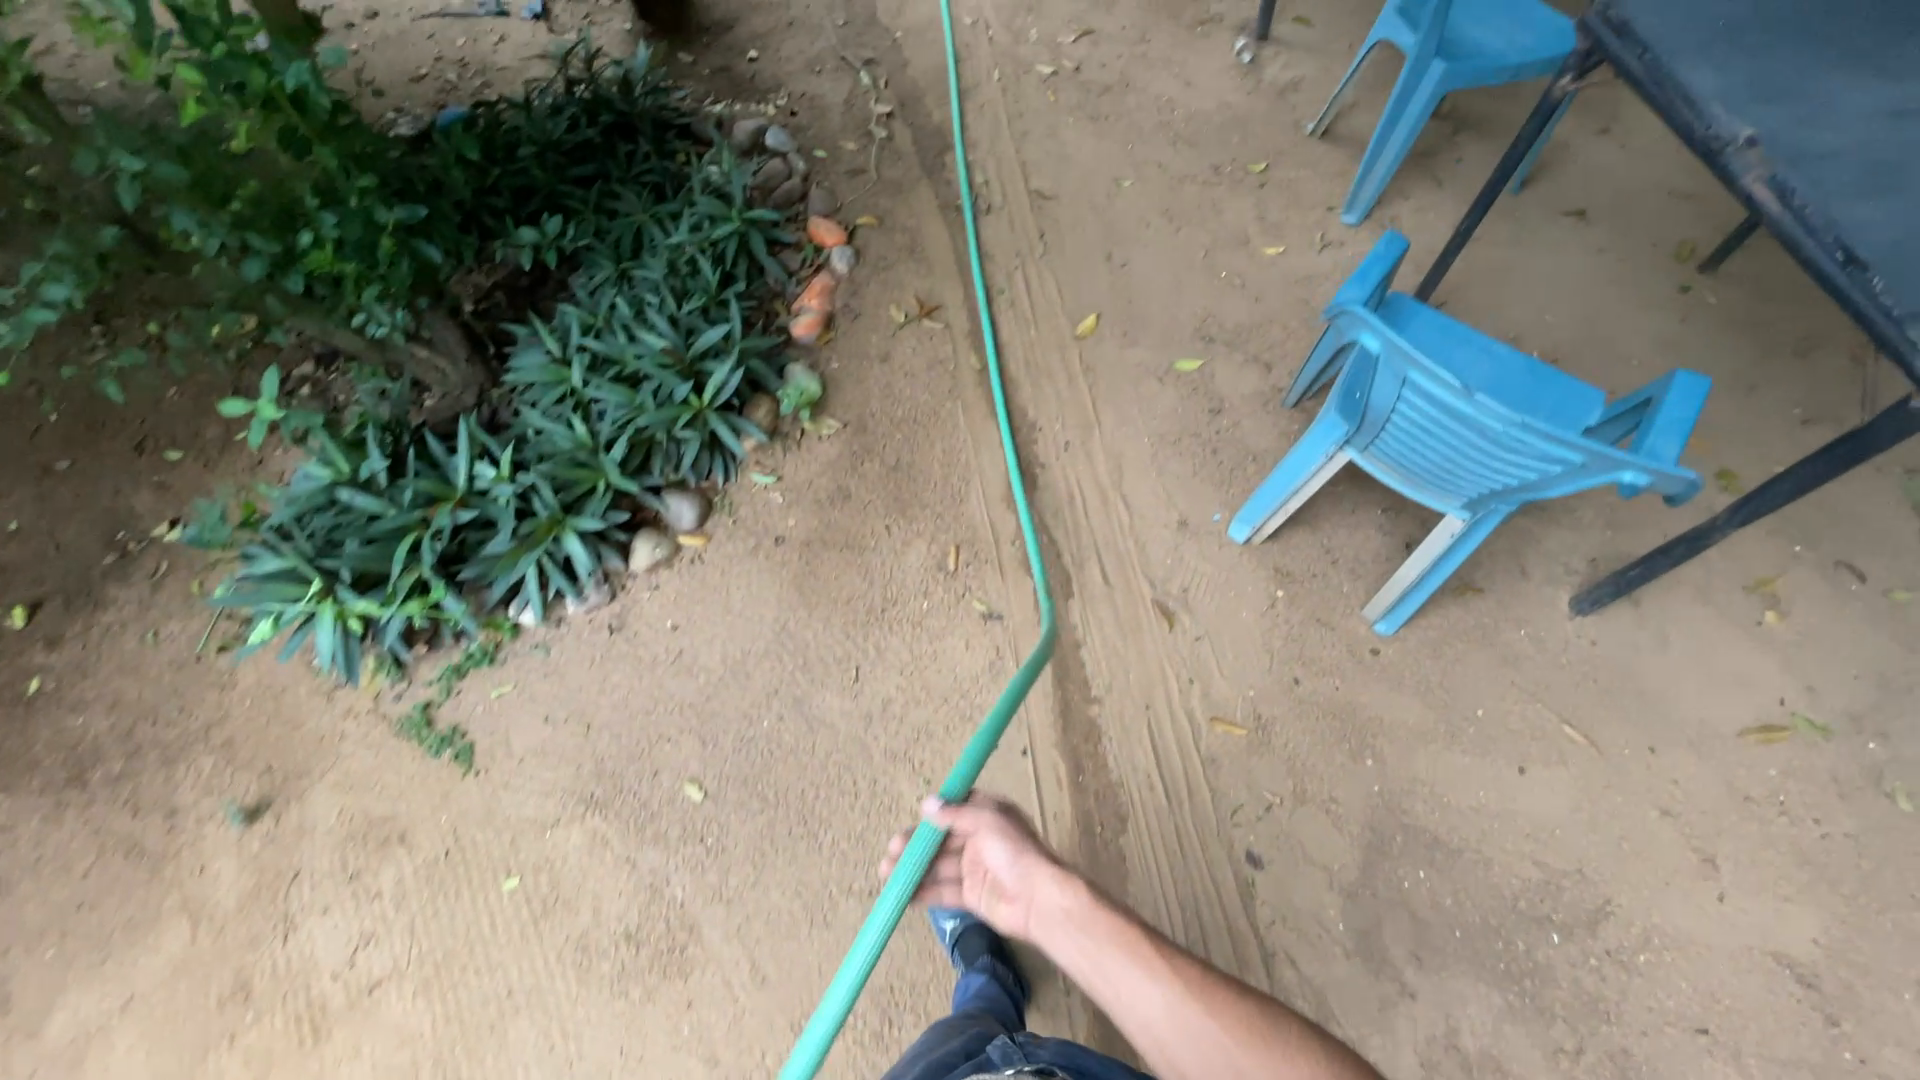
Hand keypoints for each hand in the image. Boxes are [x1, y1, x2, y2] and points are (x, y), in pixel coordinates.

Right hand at [878, 792, 1071, 941]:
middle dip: (915, 846)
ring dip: (913, 870)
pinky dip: (923, 892)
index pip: (954, 810)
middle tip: (891, 852)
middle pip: (941, 841)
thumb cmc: (1015, 852)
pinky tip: (904, 895)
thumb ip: (955, 813)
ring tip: (886, 873)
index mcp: (987, 816)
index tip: (914, 820)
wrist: (1040, 900)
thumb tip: (926, 803)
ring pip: (938, 866)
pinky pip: (943, 891)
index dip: (932, 815)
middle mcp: (979, 840)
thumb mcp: (987, 821)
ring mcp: (975, 869)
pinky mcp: (972, 895)